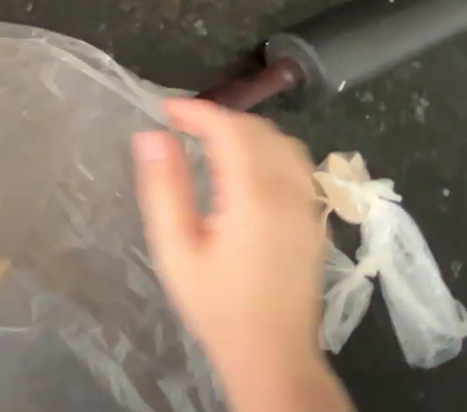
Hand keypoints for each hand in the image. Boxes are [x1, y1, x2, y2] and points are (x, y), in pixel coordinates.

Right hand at [133, 99, 350, 411]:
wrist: (274, 358)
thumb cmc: (217, 306)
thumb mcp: (175, 250)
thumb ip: (163, 188)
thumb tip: (152, 136)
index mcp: (253, 197)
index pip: (229, 129)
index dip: (197, 110)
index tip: (165, 109)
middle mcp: (287, 193)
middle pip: (258, 129)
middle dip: (219, 116)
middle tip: (183, 124)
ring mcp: (307, 207)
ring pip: (284, 142)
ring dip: (247, 130)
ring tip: (213, 139)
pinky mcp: (314, 221)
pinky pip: (298, 165)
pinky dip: (269, 148)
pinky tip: (247, 166)